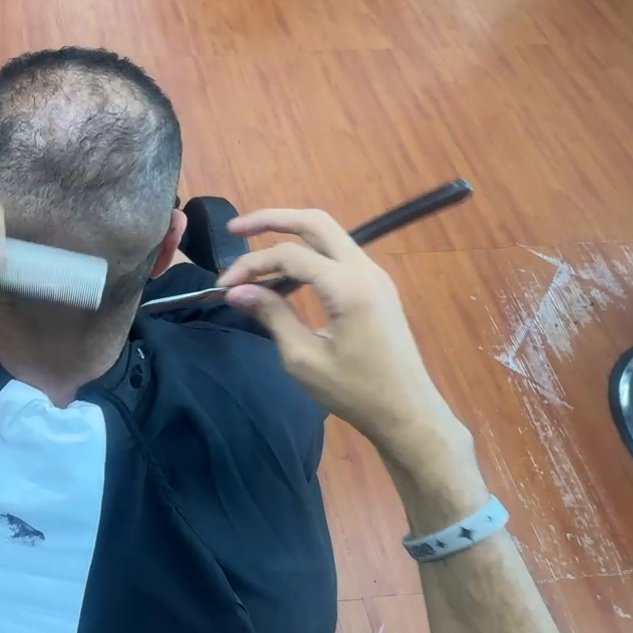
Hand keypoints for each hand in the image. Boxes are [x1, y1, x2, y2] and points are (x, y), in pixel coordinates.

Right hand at [217, 209, 482, 510]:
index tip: (225, 287)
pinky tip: (284, 277)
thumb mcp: (303, 358)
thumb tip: (236, 291)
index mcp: (348, 287)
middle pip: (315, 223)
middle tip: (235, 230)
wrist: (407, 412)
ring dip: (289, 236)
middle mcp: (365, 270)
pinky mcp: (375, 287)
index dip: (252, 265)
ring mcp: (374, 276)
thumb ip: (272, 316)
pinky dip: (307, 255)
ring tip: (254, 254)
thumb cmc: (355, 391)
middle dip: (272, 220)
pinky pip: (337, 256)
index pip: (290, 255)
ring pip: (328, 235)